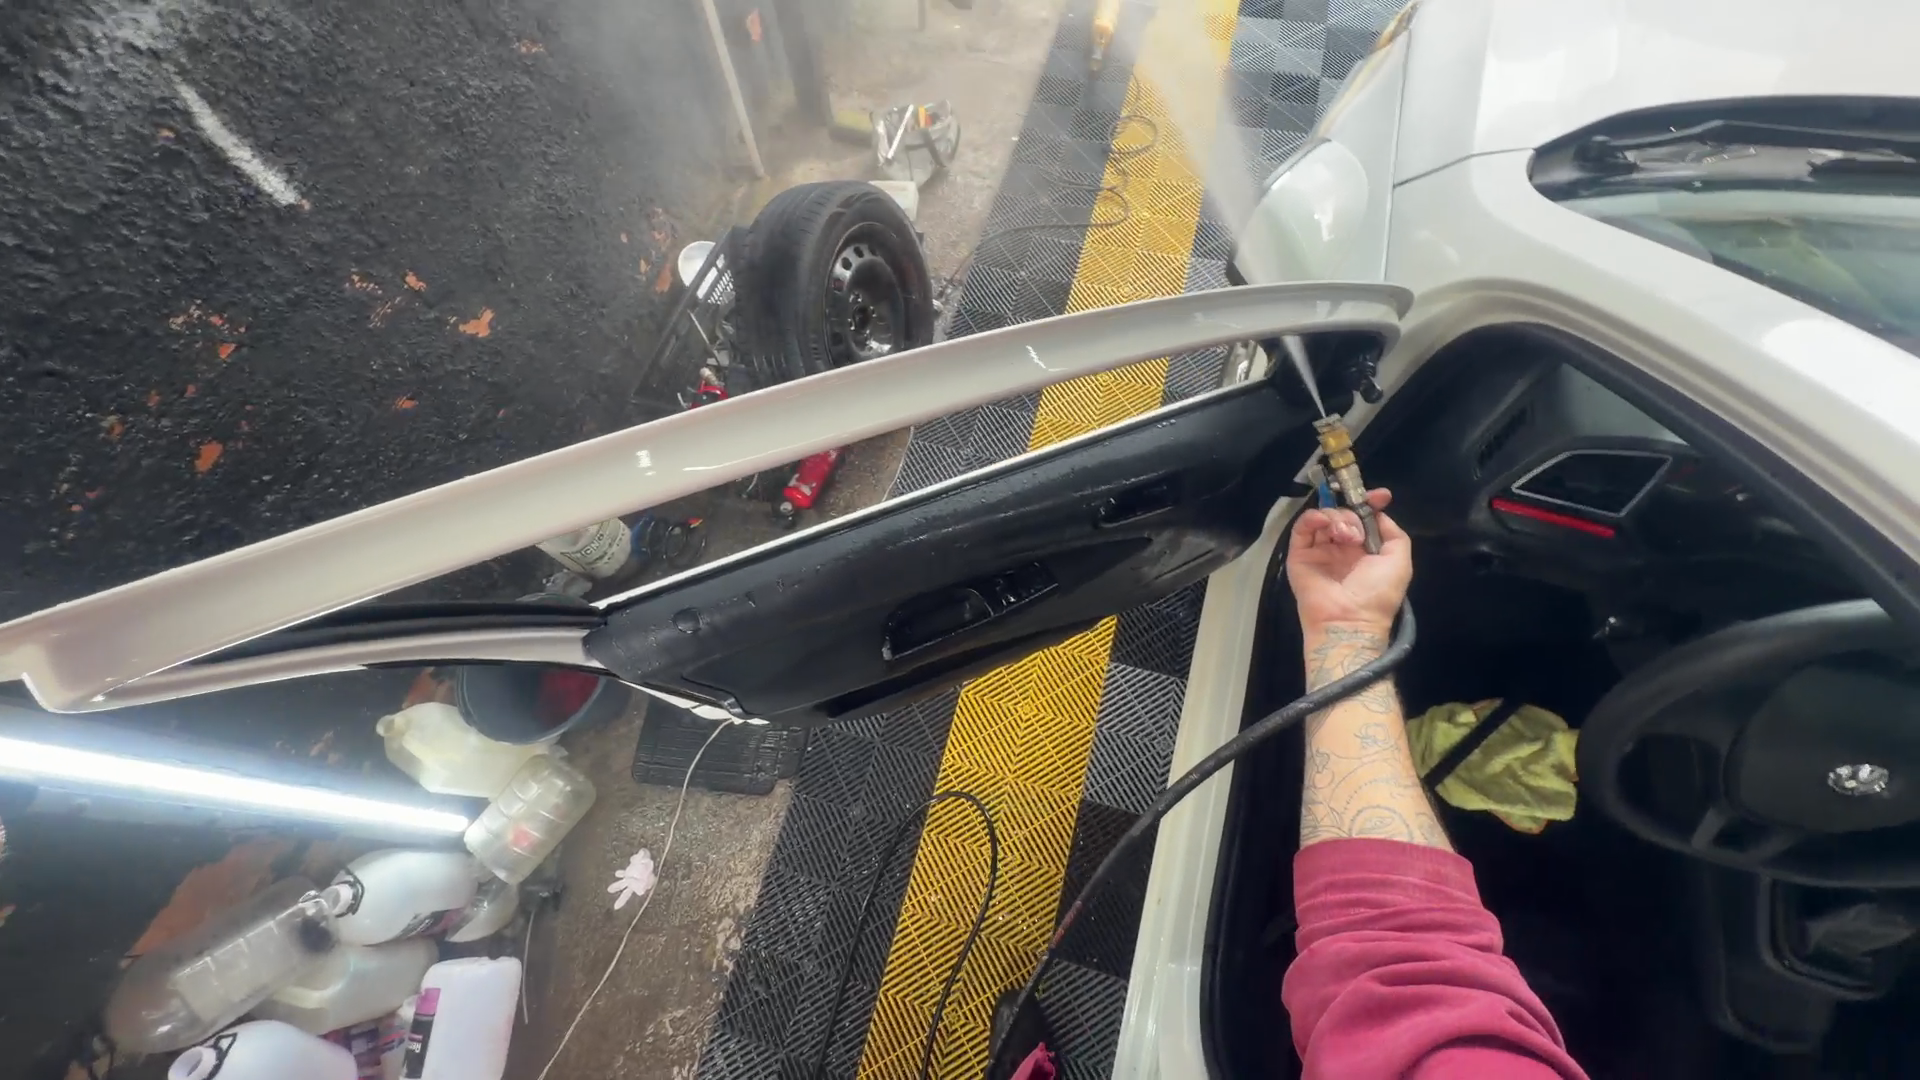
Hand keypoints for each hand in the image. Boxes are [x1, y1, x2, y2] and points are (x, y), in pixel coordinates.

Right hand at [1286, 488, 1411, 637]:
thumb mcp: (1399, 562)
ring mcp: (1319, 551)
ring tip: (1345, 537)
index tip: (1378, 495)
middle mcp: (1341, 548)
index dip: (1369, 504)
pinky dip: (1312, 519)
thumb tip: (1377, 513)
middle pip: (1343, 515)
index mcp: (1364, 550)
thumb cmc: (1377, 593)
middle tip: (1356, 535)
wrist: (1349, 619)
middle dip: (1352, 515)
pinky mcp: (1299, 555)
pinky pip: (1302, 528)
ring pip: (1324, 518)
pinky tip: (1323, 524)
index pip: (1363, 519)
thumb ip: (1393, 534)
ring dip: (1337, 519)